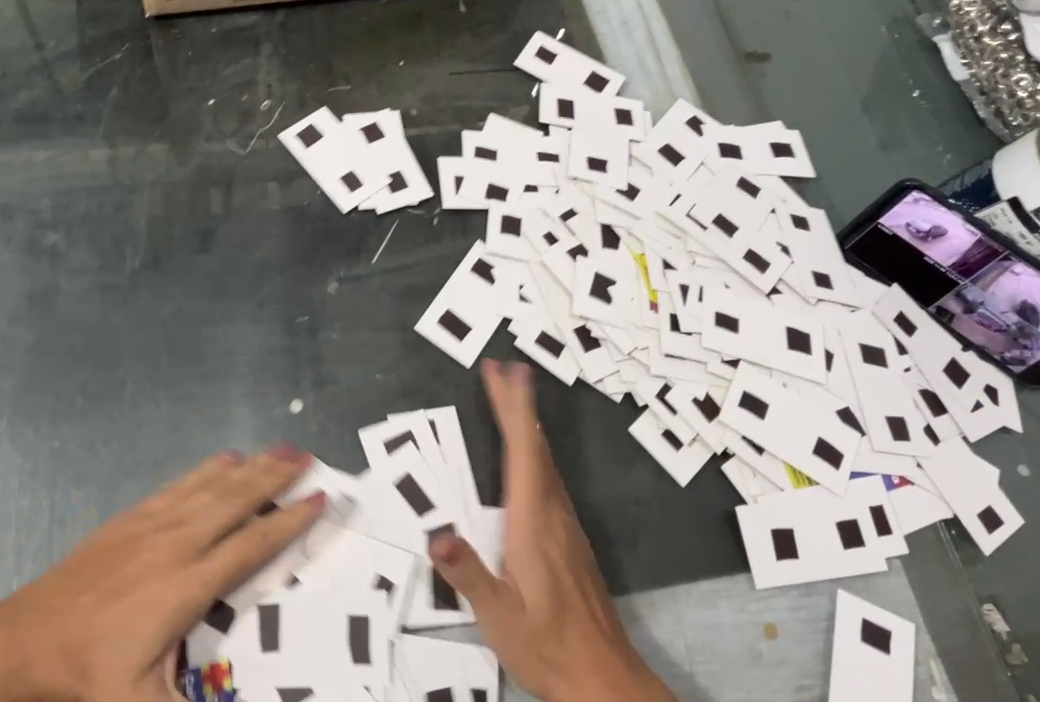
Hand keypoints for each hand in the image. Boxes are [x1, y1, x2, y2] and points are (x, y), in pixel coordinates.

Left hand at [0, 445, 324, 701]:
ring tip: (278, 448)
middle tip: (307, 455)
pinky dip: (206, 469)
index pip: (250, 547)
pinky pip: (177, 486)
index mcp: (185, 588)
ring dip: (248, 465)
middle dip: (274, 477)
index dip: (288, 523)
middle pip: (234, 502)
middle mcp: (174, 546)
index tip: (319, 498)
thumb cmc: (86, 677)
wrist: (21, 644)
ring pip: (210, 486)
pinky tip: (221, 458)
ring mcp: (148, 527)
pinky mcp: (127, 520)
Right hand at [429, 359, 674, 701]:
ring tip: (512, 400)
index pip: (524, 453)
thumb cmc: (547, 644)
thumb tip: (435, 535)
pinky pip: (550, 480)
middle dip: (518, 406)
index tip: (507, 373)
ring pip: (546, 462)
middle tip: (504, 368)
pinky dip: (535, 453)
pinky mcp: (571, 541)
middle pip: (536, 447)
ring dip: (528, 426)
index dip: (514, 410)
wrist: (604, 679)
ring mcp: (567, 527)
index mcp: (533, 522)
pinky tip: (529, 459)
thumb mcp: (498, 616)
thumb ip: (468, 573)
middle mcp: (554, 514)